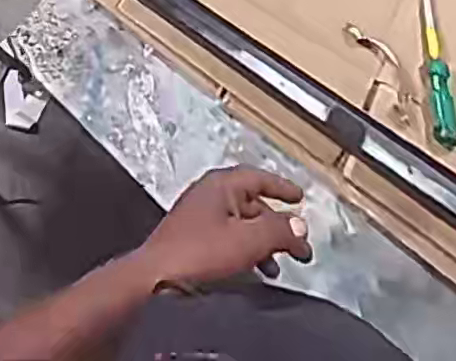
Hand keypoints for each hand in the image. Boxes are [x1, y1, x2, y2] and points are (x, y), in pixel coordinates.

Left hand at [132, 166, 313, 287]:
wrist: (157, 278)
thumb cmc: (195, 253)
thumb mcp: (247, 240)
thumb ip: (277, 230)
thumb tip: (298, 224)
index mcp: (220, 184)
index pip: (257, 177)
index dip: (281, 187)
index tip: (298, 196)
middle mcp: (209, 194)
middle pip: (251, 202)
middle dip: (277, 224)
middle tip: (298, 244)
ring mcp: (199, 214)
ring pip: (241, 222)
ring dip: (262, 241)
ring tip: (277, 264)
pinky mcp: (193, 236)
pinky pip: (228, 236)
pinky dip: (246, 249)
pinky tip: (252, 269)